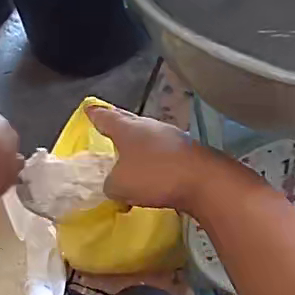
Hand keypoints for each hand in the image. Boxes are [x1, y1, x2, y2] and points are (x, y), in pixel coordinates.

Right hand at [85, 105, 239, 211]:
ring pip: (148, 138)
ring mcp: (172, 138)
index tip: (89, 109)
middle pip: (129, 122)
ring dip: (138, 146)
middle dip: (117, 125)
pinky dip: (154, 161)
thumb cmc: (155, 176)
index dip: (95, 115)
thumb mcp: (119, 185)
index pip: (106, 117)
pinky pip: (163, 154)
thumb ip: (110, 183)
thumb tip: (113, 184)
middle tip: (107, 127)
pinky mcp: (188, 154)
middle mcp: (150, 127)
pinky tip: (153, 174)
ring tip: (129, 156)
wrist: (205, 181)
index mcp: (128, 129)